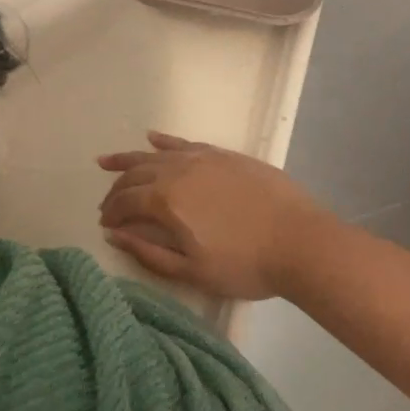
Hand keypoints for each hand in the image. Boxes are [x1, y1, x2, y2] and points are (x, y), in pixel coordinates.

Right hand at [95, 132, 334, 299]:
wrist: (304, 245)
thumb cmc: (247, 265)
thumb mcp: (193, 272)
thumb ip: (148, 253)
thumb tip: (114, 235)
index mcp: (164, 202)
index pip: (124, 202)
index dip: (110, 213)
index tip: (105, 224)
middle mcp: (175, 172)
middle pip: (134, 176)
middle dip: (115, 189)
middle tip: (107, 204)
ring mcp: (200, 160)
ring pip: (153, 155)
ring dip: (127, 159)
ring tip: (107, 162)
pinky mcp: (224, 155)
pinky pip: (185, 143)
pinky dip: (165, 141)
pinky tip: (151, 138)